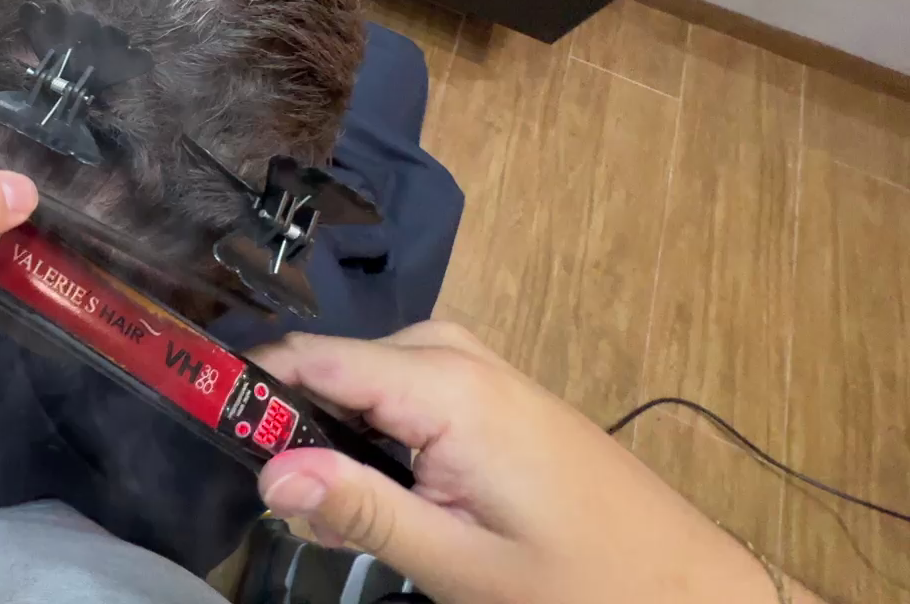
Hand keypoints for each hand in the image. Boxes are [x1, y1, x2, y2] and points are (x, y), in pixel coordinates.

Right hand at [249, 322, 787, 603]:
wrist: (710, 600)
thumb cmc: (588, 589)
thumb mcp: (465, 567)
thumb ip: (357, 510)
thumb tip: (264, 475)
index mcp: (440, 381)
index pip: (309, 357)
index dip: (252, 386)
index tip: (213, 427)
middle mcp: (446, 346)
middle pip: (330, 366)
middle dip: (297, 425)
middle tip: (295, 503)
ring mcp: (466, 357)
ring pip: (356, 376)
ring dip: (334, 433)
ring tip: (342, 505)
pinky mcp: (478, 378)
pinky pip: (393, 384)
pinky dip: (371, 429)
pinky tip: (389, 483)